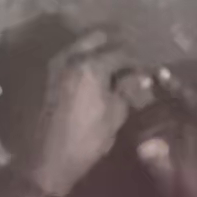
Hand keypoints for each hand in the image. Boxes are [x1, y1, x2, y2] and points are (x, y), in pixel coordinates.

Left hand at [20, 30, 136, 196]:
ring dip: (98, 49)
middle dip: (115, 44)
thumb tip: (142, 76)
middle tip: (129, 59)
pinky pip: (72, 56)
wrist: (50, 157)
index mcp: (92, 65)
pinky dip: (85, 58)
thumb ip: (127, 89)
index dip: (136, 60)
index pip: (121, 52)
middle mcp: (72, 57)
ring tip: (115, 65)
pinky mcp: (50, 75)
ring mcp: (58, 65)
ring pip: (82, 45)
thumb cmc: (88, 137)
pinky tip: (98, 72)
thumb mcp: (115, 114)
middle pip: (98, 38)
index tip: (146, 68)